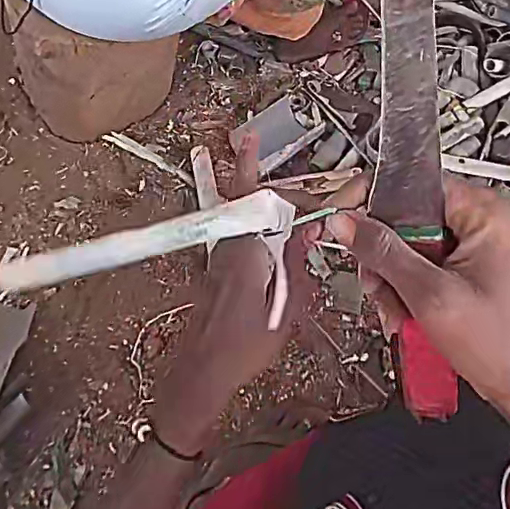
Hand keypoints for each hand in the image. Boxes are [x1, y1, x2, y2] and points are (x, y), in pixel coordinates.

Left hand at [154, 135, 316, 452]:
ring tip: (245, 150)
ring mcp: (218, 253)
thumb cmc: (245, 346)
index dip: (269, 176)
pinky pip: (233, 226)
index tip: (274, 154)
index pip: (260, 201)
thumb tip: (307, 229)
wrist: (202, 371)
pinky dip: (243, 209)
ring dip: (244, 182)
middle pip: (241, 196)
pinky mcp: (216, 264)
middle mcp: (228, 244)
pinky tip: (248, 205)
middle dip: (246, 166)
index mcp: (247, 250)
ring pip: (233, 208)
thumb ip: (296, 264)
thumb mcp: (286, 309)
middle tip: (246, 137)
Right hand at [325, 175, 509, 411]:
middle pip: (400, 216)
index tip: (339, 219)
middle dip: (381, 256)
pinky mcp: (458, 266)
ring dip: (390, 279)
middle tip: (377, 283)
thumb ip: (383, 253)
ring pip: (401, 244)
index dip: (366, 200)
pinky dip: (402, 289)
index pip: (407, 182)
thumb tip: (345, 222)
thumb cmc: (502, 345)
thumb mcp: (431, 295)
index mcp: (480, 210)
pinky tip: (407, 313)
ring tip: (399, 309)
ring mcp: (467, 243)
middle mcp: (475, 219)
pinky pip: (413, 264)